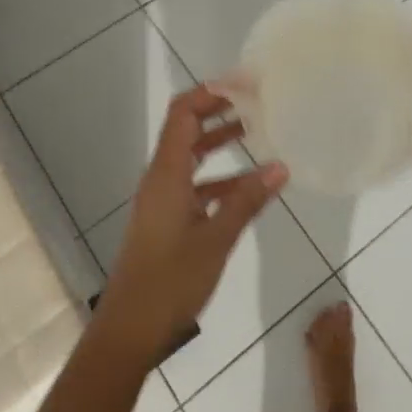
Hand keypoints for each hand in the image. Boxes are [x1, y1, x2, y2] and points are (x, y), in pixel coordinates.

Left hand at [95, 84, 288, 358]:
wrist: (130, 328)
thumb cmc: (171, 280)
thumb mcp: (217, 238)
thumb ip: (247, 201)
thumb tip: (281, 166)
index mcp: (167, 173)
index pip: (183, 112)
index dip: (211, 91)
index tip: (245, 82)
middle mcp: (160, 178)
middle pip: (186, 129)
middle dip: (218, 110)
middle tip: (256, 101)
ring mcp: (162, 200)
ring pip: (191, 157)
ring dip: (220, 143)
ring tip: (258, 134)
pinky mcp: (167, 221)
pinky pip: (195, 185)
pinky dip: (220, 178)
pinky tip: (250, 188)